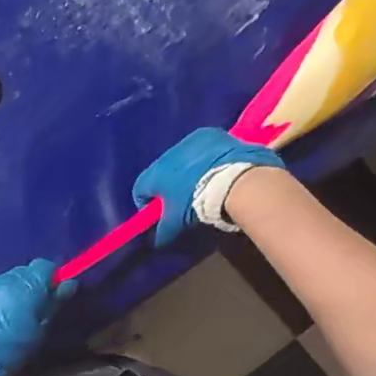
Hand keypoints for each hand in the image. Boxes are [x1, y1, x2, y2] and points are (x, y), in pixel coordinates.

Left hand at [0, 259, 76, 375]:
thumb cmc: (13, 349)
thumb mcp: (40, 330)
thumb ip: (54, 303)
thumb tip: (68, 283)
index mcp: (25, 285)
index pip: (44, 266)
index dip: (50, 278)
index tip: (52, 292)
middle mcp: (2, 278)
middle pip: (22, 272)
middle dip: (28, 285)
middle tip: (30, 307)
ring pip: (3, 280)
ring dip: (9, 292)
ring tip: (7, 314)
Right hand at [132, 128, 284, 244]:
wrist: (235, 182)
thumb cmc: (197, 202)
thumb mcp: (177, 223)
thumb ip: (162, 232)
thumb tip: (156, 241)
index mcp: (154, 175)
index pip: (140, 189)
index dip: (146, 203)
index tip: (157, 213)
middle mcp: (166, 154)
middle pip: (161, 172)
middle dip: (168, 185)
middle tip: (182, 199)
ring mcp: (189, 141)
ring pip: (182, 158)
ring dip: (187, 169)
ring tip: (203, 182)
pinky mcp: (210, 134)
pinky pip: (202, 147)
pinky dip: (205, 157)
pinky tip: (217, 167)